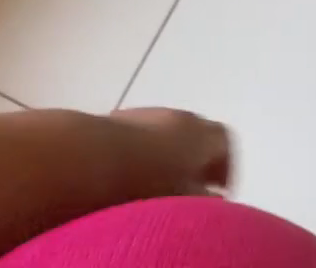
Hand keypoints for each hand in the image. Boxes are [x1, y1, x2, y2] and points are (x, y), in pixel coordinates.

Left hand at [109, 108, 233, 195]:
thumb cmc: (147, 183)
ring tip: (158, 185)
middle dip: (197, 160)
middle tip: (191, 189)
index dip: (225, 168)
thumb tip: (214, 201)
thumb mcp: (185, 200)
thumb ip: (205, 201)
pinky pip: (141, 134)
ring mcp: (149, 113)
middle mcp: (181, 116)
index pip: (226, 143)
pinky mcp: (120, 118)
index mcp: (202, 133)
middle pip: (198, 134)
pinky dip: (143, 152)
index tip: (219, 192)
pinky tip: (130, 176)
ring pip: (168, 132)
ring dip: (168, 154)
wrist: (90, 158)